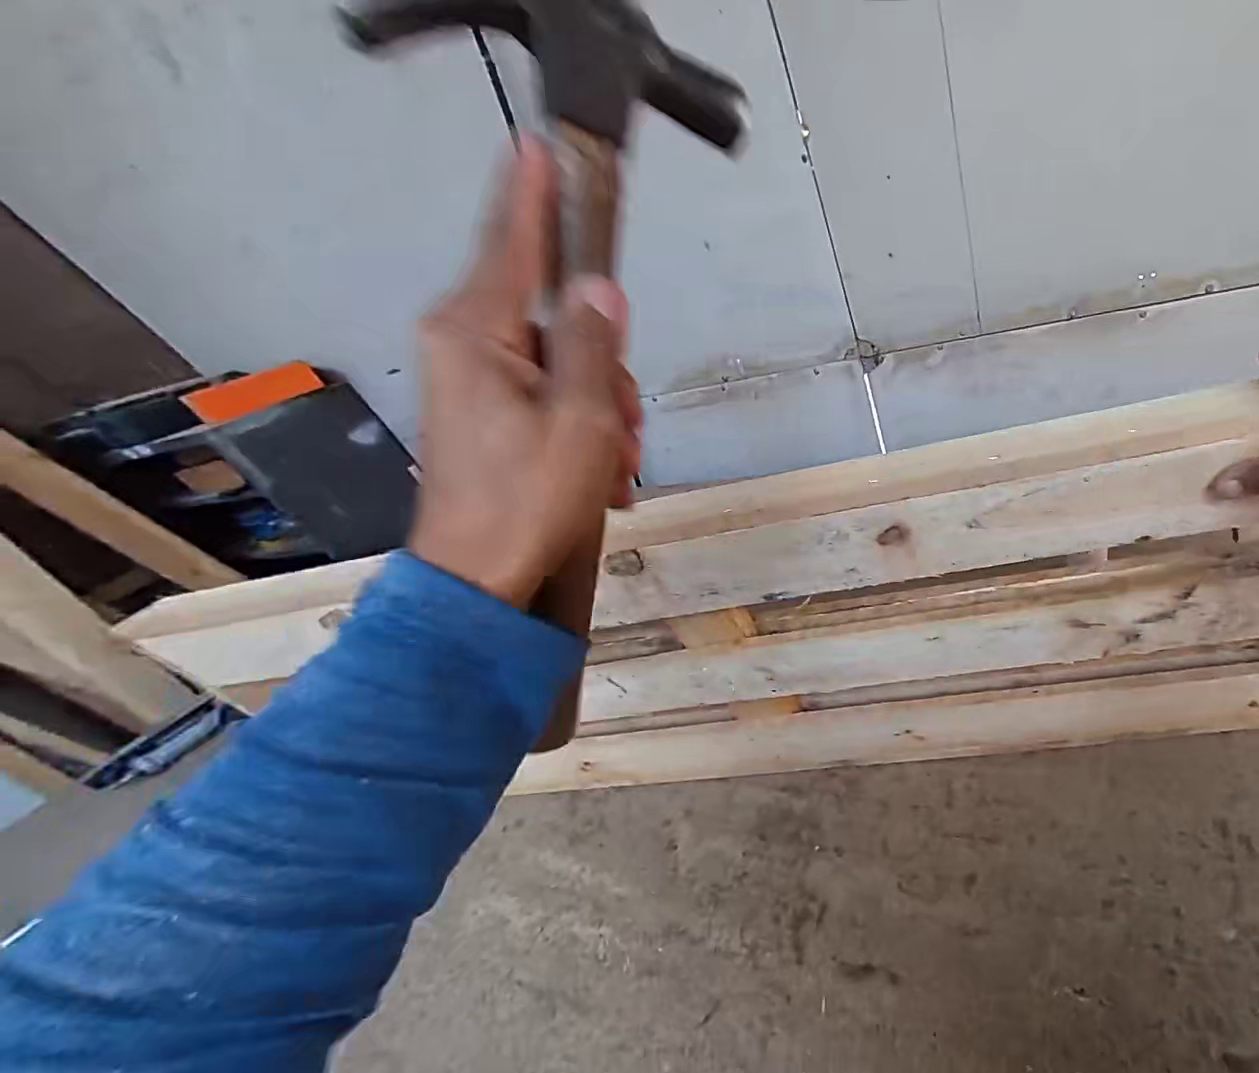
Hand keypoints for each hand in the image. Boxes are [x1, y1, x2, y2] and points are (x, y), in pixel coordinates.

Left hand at [408, 142, 641, 608]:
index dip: (532, 196)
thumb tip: (602, 290)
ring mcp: (478, 381)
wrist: (483, 576)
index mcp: (476, 333)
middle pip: (559, 320)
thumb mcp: (581, 420)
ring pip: (567, 366)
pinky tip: (601, 475)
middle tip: (626, 425)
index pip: (512, 245)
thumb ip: (592, 346)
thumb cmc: (530, 498)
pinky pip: (556, 399)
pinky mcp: (490, 414)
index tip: (540, 146)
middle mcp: (468, 345)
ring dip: (606, 413)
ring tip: (615, 466)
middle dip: (607, 371)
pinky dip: (588, 432)